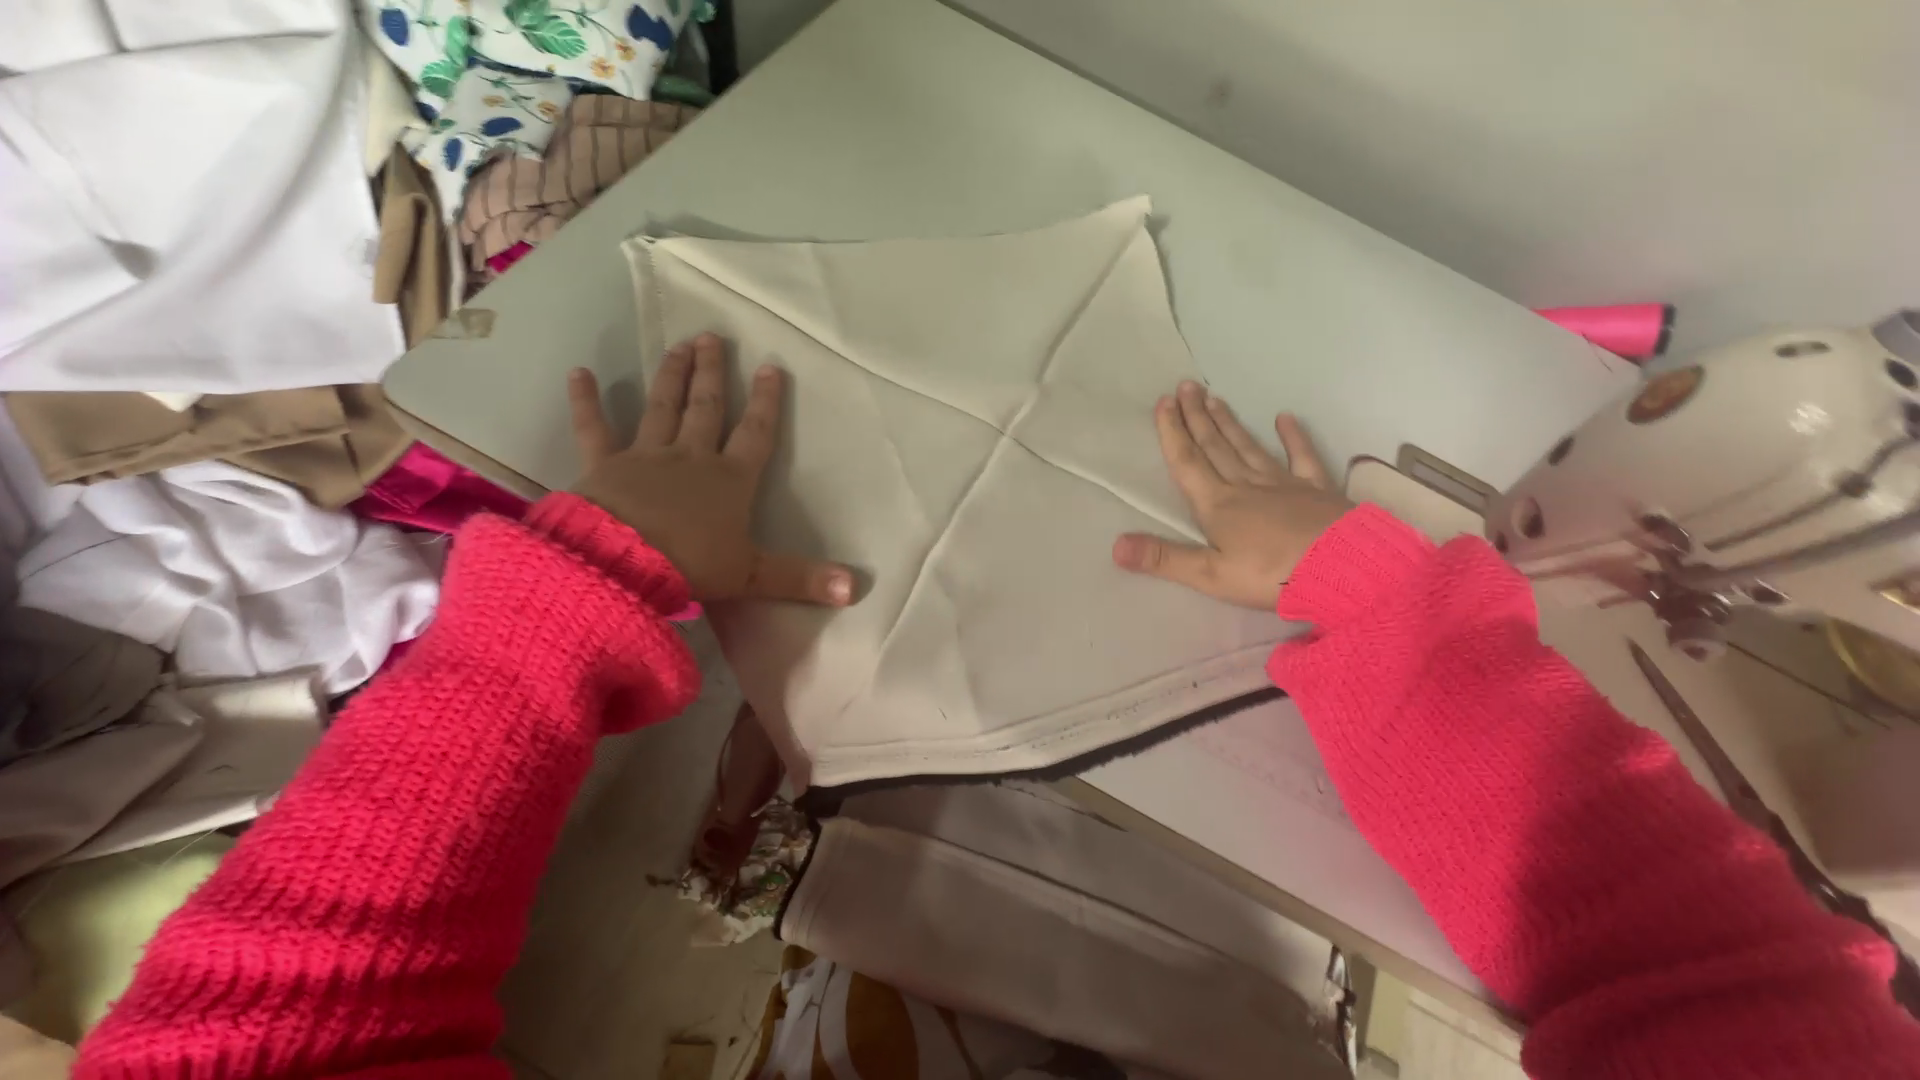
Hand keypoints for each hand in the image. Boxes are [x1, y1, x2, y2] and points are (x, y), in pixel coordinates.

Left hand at [568, 333, 855, 606]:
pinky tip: (579, 372)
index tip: (771, 367)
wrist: (624, 564)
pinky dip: (586, 401)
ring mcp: (646, 456)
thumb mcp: (754, 576)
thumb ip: (802, 579)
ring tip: (678, 345)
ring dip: (671, 376)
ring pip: (661, 408)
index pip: (755, 434)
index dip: (766, 402)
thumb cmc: (693, 566)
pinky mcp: (604, 465)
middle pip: (706, 409)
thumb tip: (855, 589)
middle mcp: (691, 458)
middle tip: (713, 337)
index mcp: (730, 480)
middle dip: (712, 374)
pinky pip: (593, 428)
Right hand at [1112, 381, 1352, 609]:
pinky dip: (1294, 437)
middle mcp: (1246, 486)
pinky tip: (1286, 418)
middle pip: (1216, 447)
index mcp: (1217, 506)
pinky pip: (1302, 458)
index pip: (1188, 463)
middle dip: (1197, 418)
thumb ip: (1164, 559)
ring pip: (1249, 448)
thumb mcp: (1210, 575)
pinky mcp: (1317, 491)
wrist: (1344, 569)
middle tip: (1186, 387)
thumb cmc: (1272, 576)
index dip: (1173, 433)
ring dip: (1230, 424)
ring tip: (1215, 398)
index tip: (1163, 403)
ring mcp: (1284, 485)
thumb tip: (1116, 545)